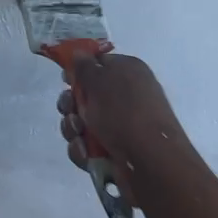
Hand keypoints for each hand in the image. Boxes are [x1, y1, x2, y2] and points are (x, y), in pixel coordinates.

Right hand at [57, 52, 189, 175]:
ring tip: (78, 135)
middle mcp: (126, 97)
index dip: (80, 70)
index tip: (66, 79)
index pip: (99, 63)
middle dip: (71, 104)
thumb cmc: (124, 113)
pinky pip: (89, 147)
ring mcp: (122, 127)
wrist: (152, 164)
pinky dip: (83, 150)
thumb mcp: (99, 81)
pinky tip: (85, 153)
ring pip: (83, 122)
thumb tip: (79, 53)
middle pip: (86, 95)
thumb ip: (84, 66)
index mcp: (128, 72)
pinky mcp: (116, 153)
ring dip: (73, 128)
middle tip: (70, 110)